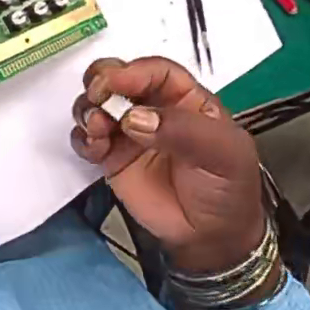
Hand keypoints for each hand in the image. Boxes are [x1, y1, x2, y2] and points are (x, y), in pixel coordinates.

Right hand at [69, 57, 266, 273]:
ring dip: (87, 110)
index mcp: (185, 99)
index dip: (133, 72)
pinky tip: (94, 148)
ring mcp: (127, 132)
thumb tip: (134, 118)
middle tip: (97, 97)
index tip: (113, 83)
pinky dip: (82, 139)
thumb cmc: (227, 188)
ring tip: (97, 129)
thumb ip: (182, 130)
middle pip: (116, 78)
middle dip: (100, 82)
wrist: (210, 237)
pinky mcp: (110, 157)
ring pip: (95, 105)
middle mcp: (152, 109)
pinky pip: (85, 139)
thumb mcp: (223, 154)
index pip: (156, 72)